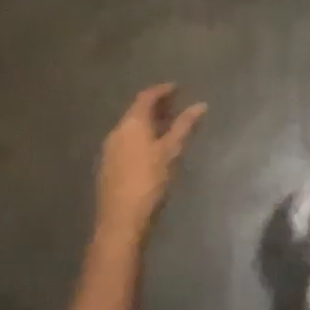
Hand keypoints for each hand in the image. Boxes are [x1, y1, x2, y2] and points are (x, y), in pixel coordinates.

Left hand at [96, 83, 206, 238]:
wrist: (120, 221)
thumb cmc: (149, 181)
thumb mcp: (171, 151)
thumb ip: (185, 126)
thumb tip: (201, 104)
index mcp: (131, 123)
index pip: (146, 97)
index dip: (162, 90)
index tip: (178, 88)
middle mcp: (117, 131)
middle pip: (137, 111)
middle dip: (157, 107)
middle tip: (176, 106)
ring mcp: (110, 150)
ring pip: (131, 128)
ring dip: (149, 123)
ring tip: (169, 127)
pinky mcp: (109, 166)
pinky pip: (127, 141)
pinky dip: (141, 137)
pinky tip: (153, 149)